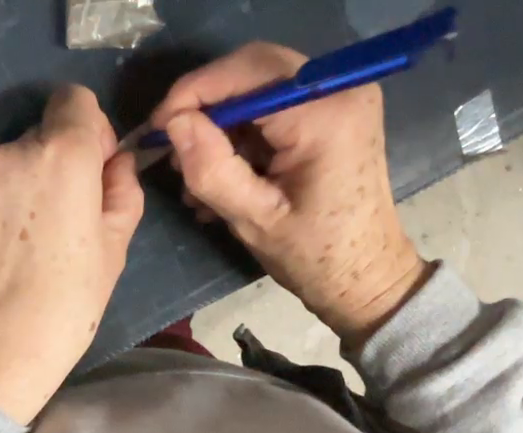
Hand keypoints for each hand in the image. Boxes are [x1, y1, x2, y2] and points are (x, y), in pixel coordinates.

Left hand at [0, 85, 144, 423]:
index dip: (88, 129)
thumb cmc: (71, 300)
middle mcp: (12, 153)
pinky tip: (0, 253)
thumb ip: (122, 189)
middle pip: (39, 135)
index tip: (92, 169)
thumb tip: (116, 164)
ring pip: (6, 165)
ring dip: (20, 187)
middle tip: (61, 216)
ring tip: (27, 241)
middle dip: (54, 162)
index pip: (73, 99)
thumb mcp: (116, 246)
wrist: (4, 347)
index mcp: (63, 153)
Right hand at [150, 44, 430, 345]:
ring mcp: (340, 96)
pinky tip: (221, 172)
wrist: (365, 273)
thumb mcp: (254, 219)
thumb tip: (173, 125)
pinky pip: (275, 105)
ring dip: (221, 121)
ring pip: (260, 84)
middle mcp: (339, 88)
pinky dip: (242, 131)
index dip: (195, 92)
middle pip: (254, 68)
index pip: (247, 74)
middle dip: (206, 104)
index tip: (158, 128)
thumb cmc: (314, 256)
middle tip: (171, 146)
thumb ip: (212, 170)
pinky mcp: (334, 111)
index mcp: (324, 114)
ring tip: (194, 172)